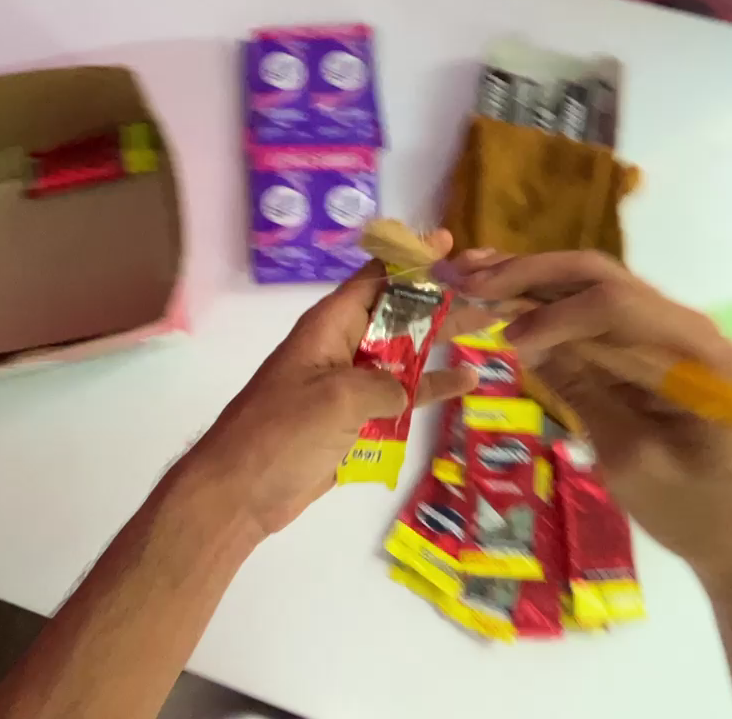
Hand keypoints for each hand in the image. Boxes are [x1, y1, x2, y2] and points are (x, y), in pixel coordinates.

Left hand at [183, 252, 478, 537]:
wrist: (242, 489)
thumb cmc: (282, 431)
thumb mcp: (337, 399)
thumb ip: (383, 386)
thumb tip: (404, 391)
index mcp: (329, 325)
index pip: (375, 278)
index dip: (410, 259)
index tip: (446, 242)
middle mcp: (341, 345)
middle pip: (395, 312)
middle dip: (437, 299)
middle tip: (485, 288)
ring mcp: (348, 381)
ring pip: (402, 352)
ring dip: (440, 341)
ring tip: (489, 326)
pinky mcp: (354, 416)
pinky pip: (398, 394)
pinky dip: (429, 387)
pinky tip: (467, 381)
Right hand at [448, 250, 731, 582]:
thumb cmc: (694, 509)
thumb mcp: (630, 458)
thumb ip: (581, 391)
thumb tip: (521, 339)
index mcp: (696, 351)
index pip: (615, 307)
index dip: (553, 316)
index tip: (506, 341)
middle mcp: (682, 325)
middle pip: (597, 276)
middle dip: (529, 274)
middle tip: (467, 278)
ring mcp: (662, 330)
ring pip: (587, 282)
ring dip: (527, 276)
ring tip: (469, 271)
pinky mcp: (640, 343)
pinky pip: (586, 308)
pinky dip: (540, 298)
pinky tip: (499, 290)